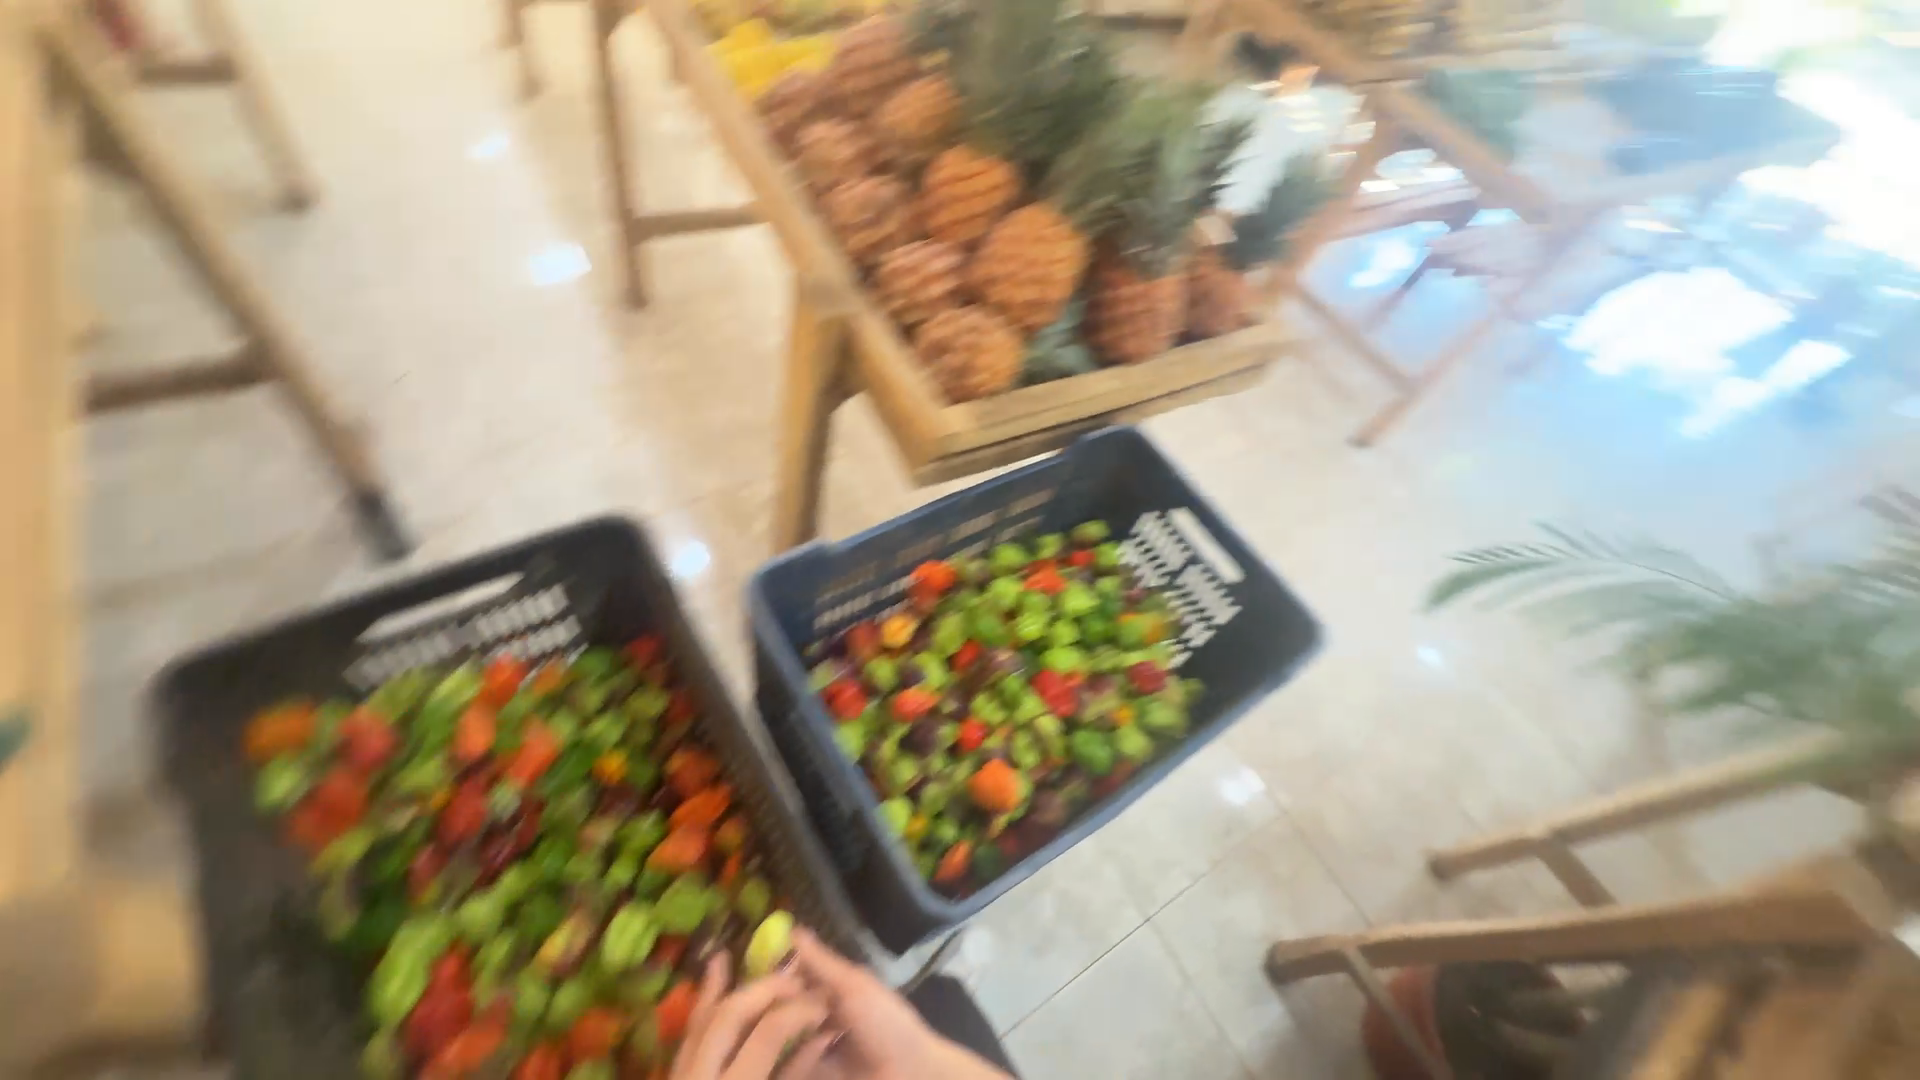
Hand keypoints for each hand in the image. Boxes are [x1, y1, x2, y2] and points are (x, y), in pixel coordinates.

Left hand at [670, 954, 832, 1079]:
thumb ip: (797, 1074)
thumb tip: (824, 1036)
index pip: (768, 1032)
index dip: (799, 1010)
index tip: (823, 1003)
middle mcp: (702, 1074)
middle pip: (731, 1013)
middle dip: (766, 987)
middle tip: (796, 980)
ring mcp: (681, 1074)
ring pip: (702, 1017)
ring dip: (726, 985)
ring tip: (748, 958)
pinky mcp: (675, 1075)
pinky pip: (690, 1032)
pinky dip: (705, 1002)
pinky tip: (715, 970)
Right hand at [788, 929, 1009, 1079]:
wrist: (911, 1073)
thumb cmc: (885, 1022)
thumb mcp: (853, 988)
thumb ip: (822, 964)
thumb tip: (792, 928)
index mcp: (832, 991)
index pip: (794, 979)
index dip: (776, 979)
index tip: (756, 979)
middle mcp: (821, 1018)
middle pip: (785, 1013)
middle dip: (778, 1014)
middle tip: (769, 1015)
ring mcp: (817, 1051)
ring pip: (786, 1043)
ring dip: (790, 1040)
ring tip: (806, 1038)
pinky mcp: (816, 1076)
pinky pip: (795, 1070)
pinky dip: (800, 1064)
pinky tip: (815, 1055)